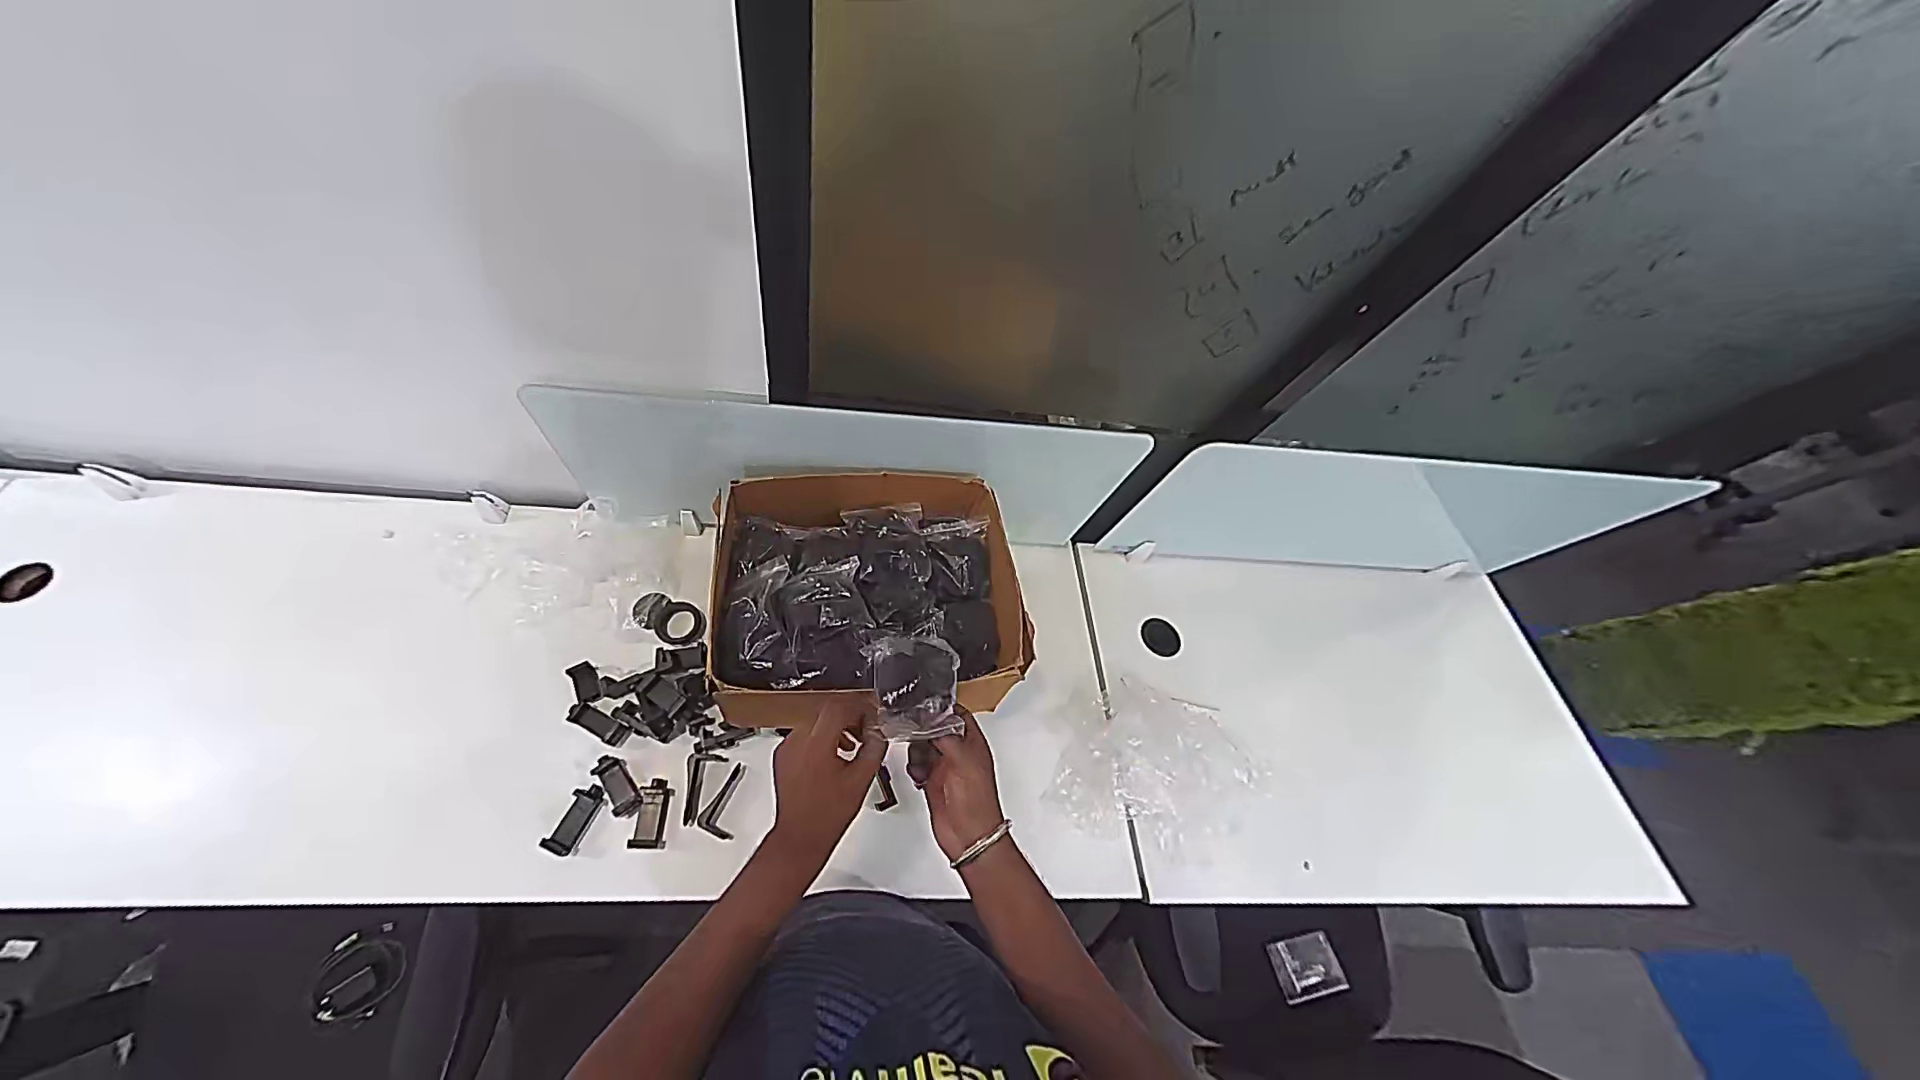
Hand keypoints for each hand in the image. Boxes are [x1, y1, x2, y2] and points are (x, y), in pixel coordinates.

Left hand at [767, 699, 884, 865]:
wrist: (800, 837)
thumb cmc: (825, 816)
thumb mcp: (861, 779)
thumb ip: (874, 748)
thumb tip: (879, 731)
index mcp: (816, 745)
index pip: (838, 707)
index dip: (860, 708)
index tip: (871, 717)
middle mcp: (797, 742)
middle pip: (826, 711)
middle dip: (850, 716)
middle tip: (865, 729)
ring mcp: (787, 748)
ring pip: (815, 721)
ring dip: (836, 727)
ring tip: (852, 745)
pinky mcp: (782, 756)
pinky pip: (804, 735)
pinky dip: (821, 738)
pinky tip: (834, 755)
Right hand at [906, 708, 1007, 861]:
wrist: (969, 837)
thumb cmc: (978, 803)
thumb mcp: (962, 759)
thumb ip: (945, 735)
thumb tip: (930, 718)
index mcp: (972, 743)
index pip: (957, 714)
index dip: (942, 708)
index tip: (924, 707)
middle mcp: (959, 752)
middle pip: (936, 729)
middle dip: (922, 731)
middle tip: (914, 734)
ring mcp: (945, 767)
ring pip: (924, 746)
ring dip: (916, 751)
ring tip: (919, 762)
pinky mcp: (933, 781)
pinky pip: (917, 765)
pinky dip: (913, 767)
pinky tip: (918, 774)